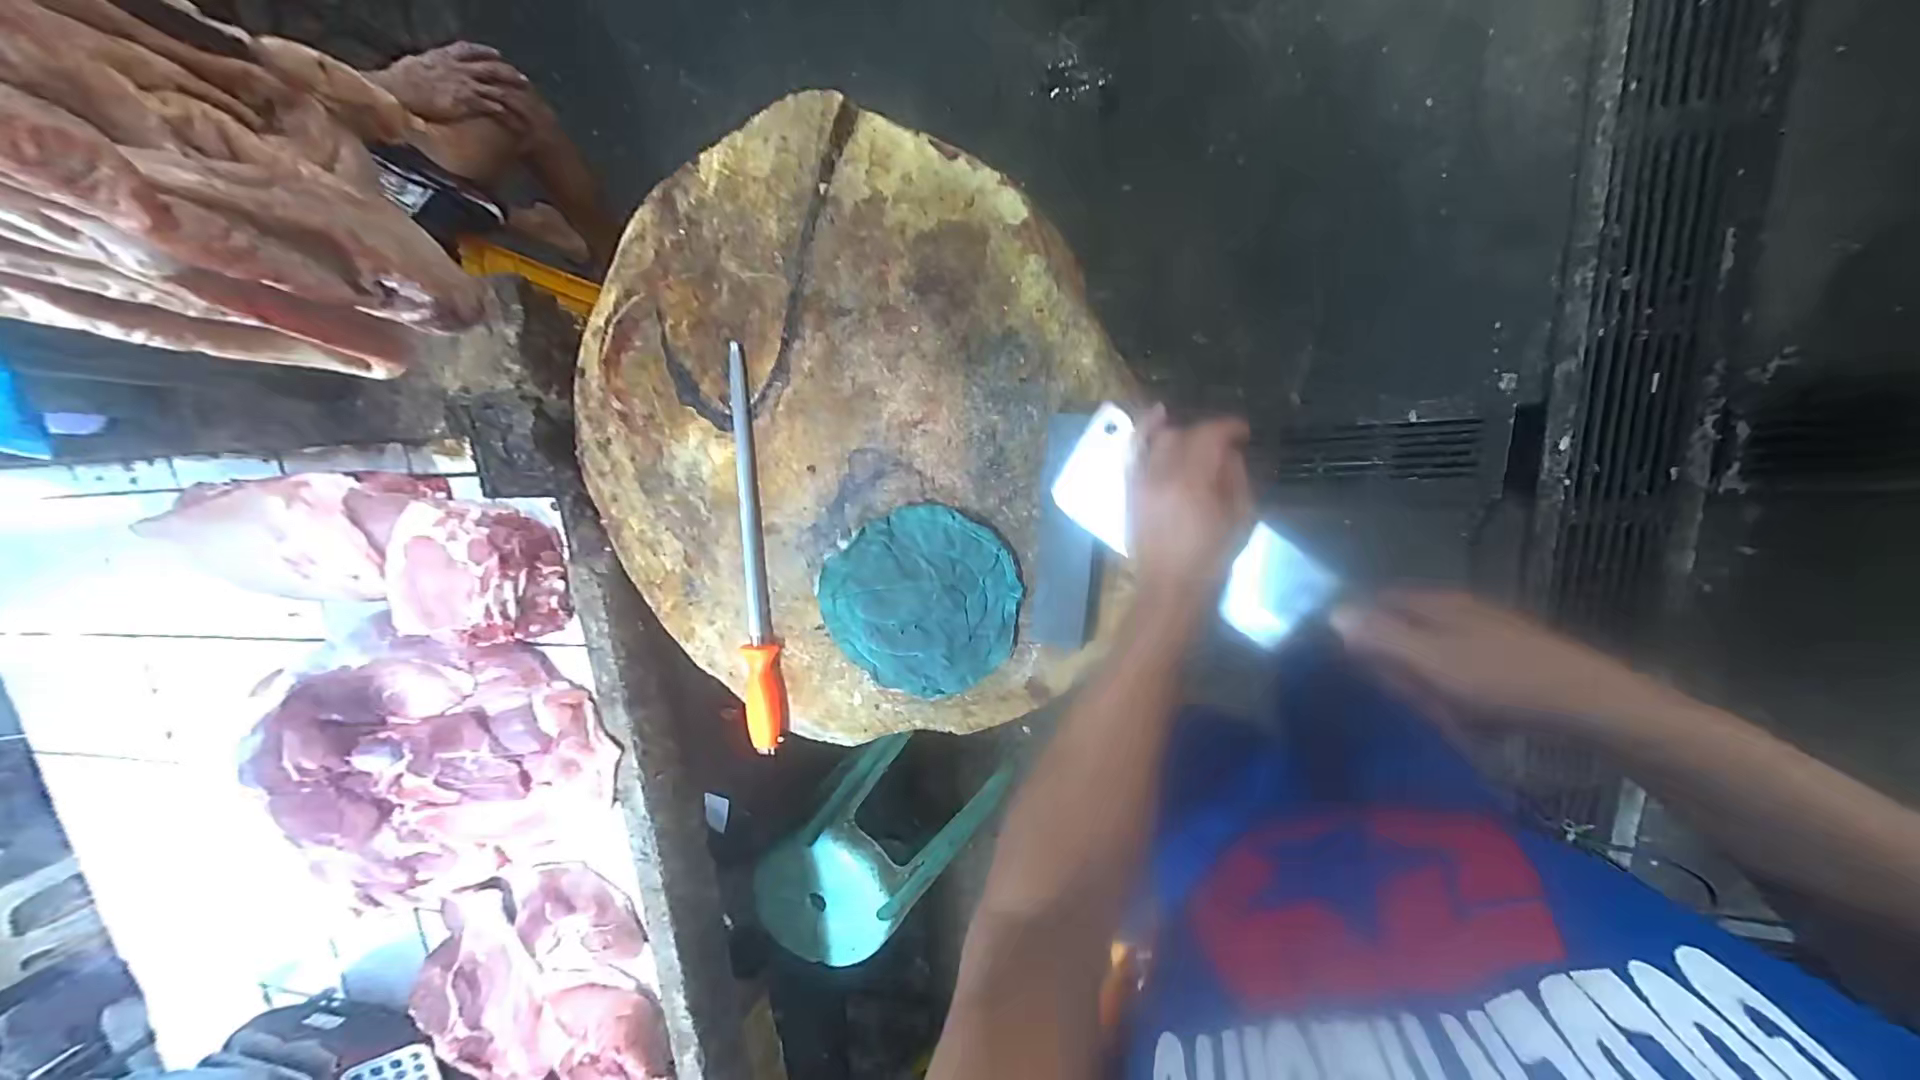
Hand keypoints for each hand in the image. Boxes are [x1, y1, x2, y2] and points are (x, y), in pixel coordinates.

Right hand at [374, 42, 530, 122]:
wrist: (396, 90)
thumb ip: (429, 63)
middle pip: (490, 68)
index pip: (468, 49)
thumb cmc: (400, 80)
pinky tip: (517, 120)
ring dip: (514, 96)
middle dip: (509, 74)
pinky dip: (507, 114)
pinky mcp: (467, 101)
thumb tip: (428, 64)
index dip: (485, 52)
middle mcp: (458, 68)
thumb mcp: (415, 63)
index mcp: (444, 56)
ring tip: (528, 105)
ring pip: (497, 88)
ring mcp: (464, 84)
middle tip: (524, 81)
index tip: (498, 55)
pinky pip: (493, 107)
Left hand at [1127, 406, 1253, 613]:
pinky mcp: (1128, 491)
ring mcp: (1140, 482)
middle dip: (1206, 433)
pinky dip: (1143, 432)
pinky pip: (1132, 452)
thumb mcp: (1239, 518)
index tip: (1244, 431)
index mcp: (1191, 482)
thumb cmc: (1211, 559)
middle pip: (1183, 435)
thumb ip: (1235, 477)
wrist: (1169, 587)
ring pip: (1157, 439)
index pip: (1209, 436)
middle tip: (1225, 444)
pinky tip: (1156, 417)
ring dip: (1179, 431)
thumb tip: (1229, 453)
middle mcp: (1160, 475)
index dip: (1229, 427)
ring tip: (1195, 433)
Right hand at [1331, 589, 1677, 729]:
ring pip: (1427, 658)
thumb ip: (1377, 636)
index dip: (1355, 629)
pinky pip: (1456, 674)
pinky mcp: (1505, 660)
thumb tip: (1330, 614)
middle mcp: (1456, 610)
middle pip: (1399, 632)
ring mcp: (1483, 633)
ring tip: (1439, 715)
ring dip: (1423, 688)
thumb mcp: (1429, 661)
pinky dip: (1452, 696)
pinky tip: (1466, 718)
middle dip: (1393, 668)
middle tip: (1406, 698)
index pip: (1373, 604)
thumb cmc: (1503, 682)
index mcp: (1434, 604)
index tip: (1347, 664)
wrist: (1597, 708)